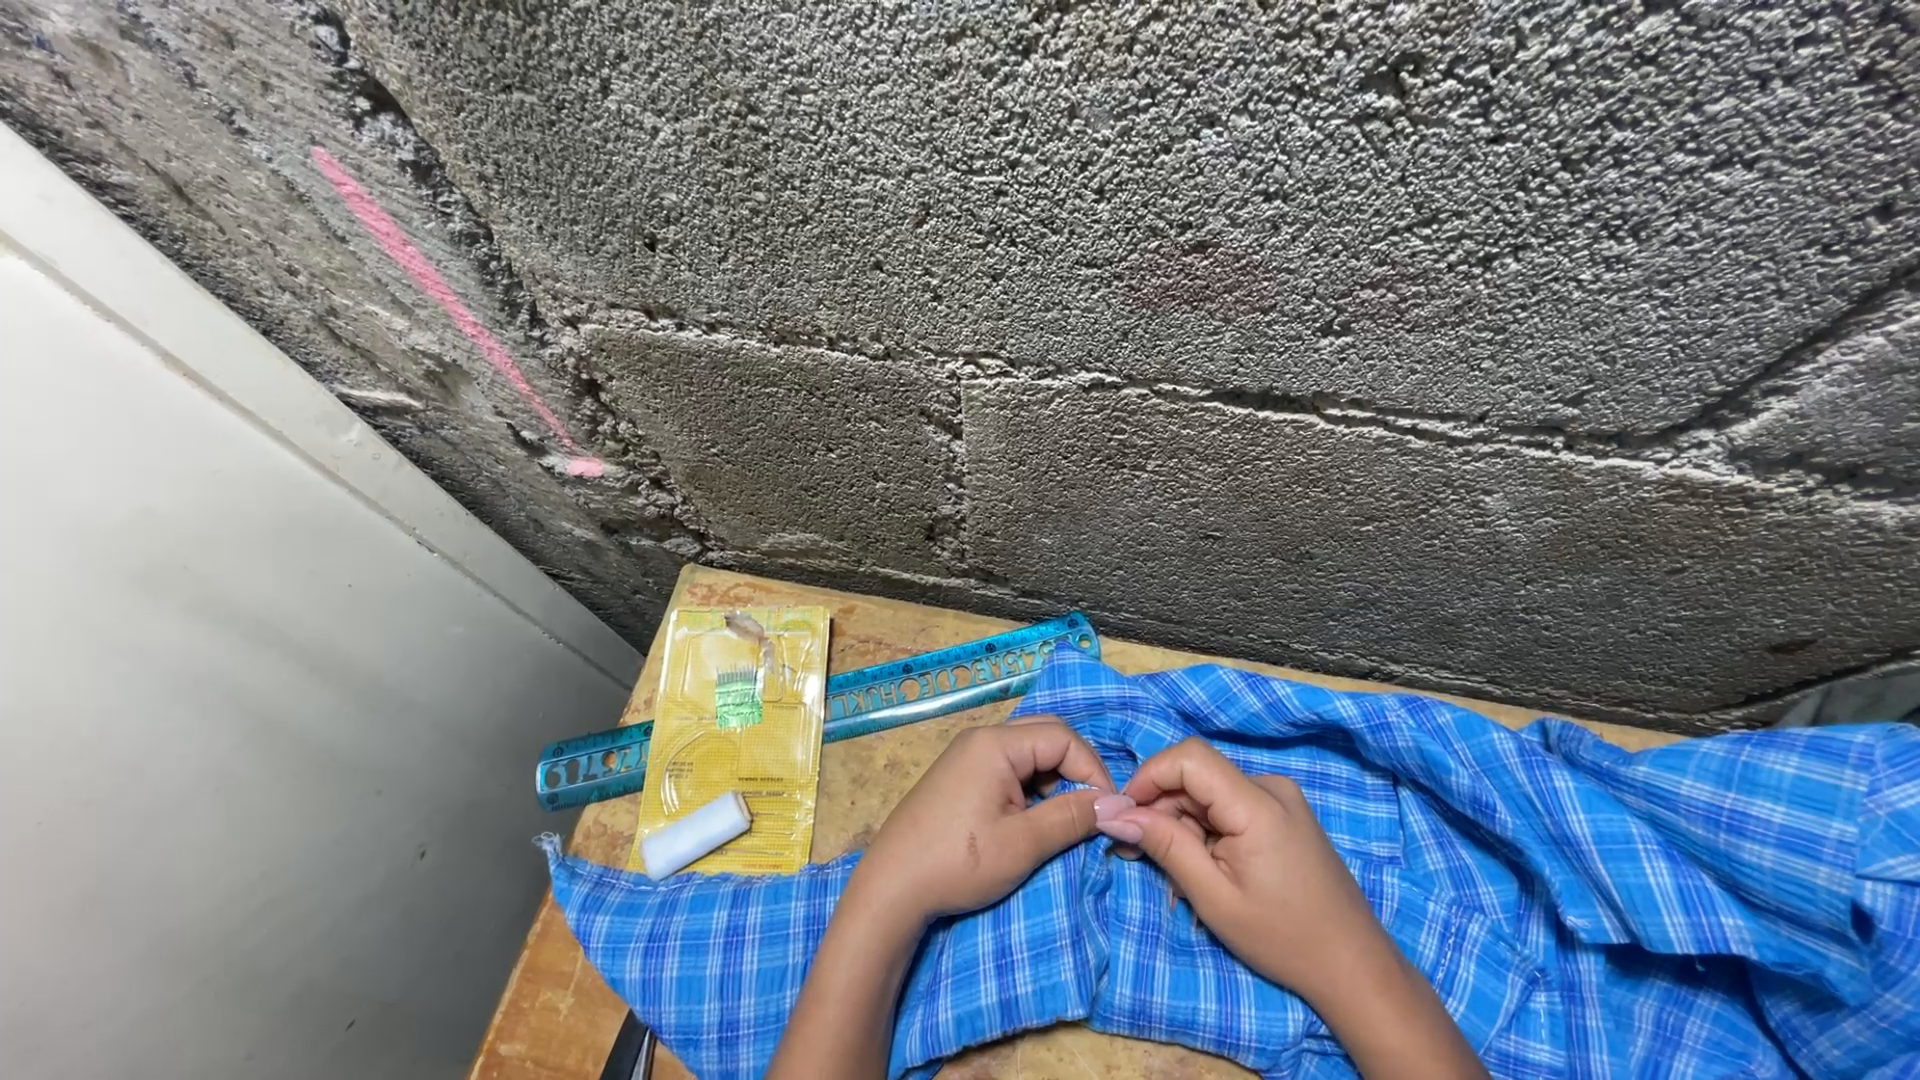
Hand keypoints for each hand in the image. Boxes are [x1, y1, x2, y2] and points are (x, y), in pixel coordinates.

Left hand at [851, 717, 1120, 923]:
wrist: (892, 888)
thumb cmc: (959, 863)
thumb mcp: (1023, 844)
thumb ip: (1072, 817)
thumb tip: (1118, 804)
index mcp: (995, 744)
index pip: (1064, 737)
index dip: (1093, 770)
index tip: (1108, 812)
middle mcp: (981, 738)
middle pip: (1046, 736)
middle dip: (1076, 770)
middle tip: (1090, 812)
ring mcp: (967, 755)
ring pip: (1029, 753)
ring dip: (1054, 781)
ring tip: (1063, 821)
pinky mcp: (960, 776)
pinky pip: (1009, 767)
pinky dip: (1031, 788)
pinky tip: (1033, 820)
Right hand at [1094, 737, 1386, 1001]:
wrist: (1353, 967)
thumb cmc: (1282, 938)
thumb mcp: (1212, 896)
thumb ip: (1164, 845)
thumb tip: (1113, 813)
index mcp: (1258, 804)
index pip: (1189, 757)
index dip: (1148, 776)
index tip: (1125, 815)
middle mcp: (1271, 787)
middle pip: (1196, 776)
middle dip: (1161, 809)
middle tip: (1139, 854)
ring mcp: (1281, 798)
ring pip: (1208, 792)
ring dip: (1182, 824)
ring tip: (1178, 876)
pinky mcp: (1283, 812)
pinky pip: (1228, 805)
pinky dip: (1205, 830)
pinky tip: (1204, 869)